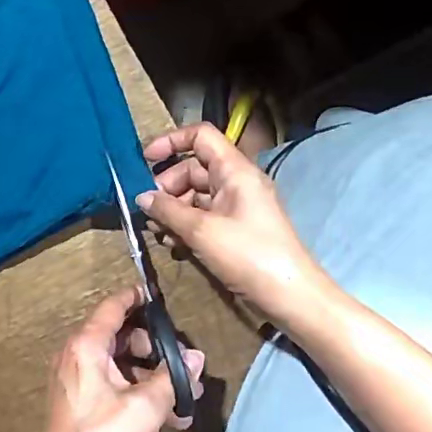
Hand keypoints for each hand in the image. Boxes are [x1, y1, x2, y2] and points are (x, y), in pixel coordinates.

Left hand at [30, 288, 205, 431]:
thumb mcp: (147, 406)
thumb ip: (172, 377)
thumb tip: (195, 358)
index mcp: (86, 346)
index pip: (113, 306)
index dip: (136, 297)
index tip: (158, 295)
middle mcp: (75, 355)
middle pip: (120, 336)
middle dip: (155, 349)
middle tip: (183, 366)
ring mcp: (74, 379)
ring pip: (118, 362)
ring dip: (150, 375)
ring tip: (180, 400)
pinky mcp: (77, 401)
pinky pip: (110, 382)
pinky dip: (134, 390)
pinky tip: (165, 416)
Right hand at [139, 122, 335, 328]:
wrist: (290, 295)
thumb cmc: (248, 254)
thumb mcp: (202, 231)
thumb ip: (168, 210)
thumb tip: (141, 197)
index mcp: (234, 170)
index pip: (200, 136)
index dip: (171, 142)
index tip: (145, 160)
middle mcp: (237, 181)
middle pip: (194, 169)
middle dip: (167, 186)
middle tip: (149, 211)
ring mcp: (238, 206)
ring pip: (197, 195)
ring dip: (174, 210)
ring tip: (158, 233)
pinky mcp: (237, 228)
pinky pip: (206, 216)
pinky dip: (187, 225)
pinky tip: (174, 245)